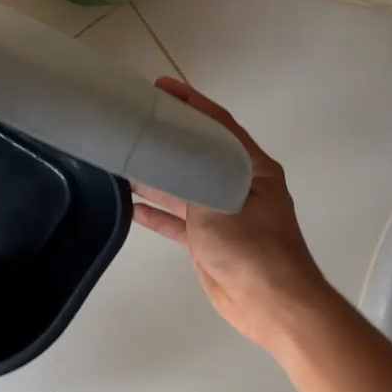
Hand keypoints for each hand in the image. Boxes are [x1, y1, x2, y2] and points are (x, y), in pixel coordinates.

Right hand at [132, 77, 337, 348]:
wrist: (271, 304)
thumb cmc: (253, 249)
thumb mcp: (219, 204)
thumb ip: (191, 179)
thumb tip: (156, 162)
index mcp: (252, 169)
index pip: (218, 125)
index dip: (190, 103)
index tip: (160, 87)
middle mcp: (237, 185)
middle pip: (196, 153)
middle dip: (167, 138)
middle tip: (132, 121)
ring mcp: (221, 213)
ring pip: (182, 186)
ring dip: (154, 175)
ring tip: (121, 160)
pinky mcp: (206, 239)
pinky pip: (175, 218)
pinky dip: (154, 212)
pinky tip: (130, 205)